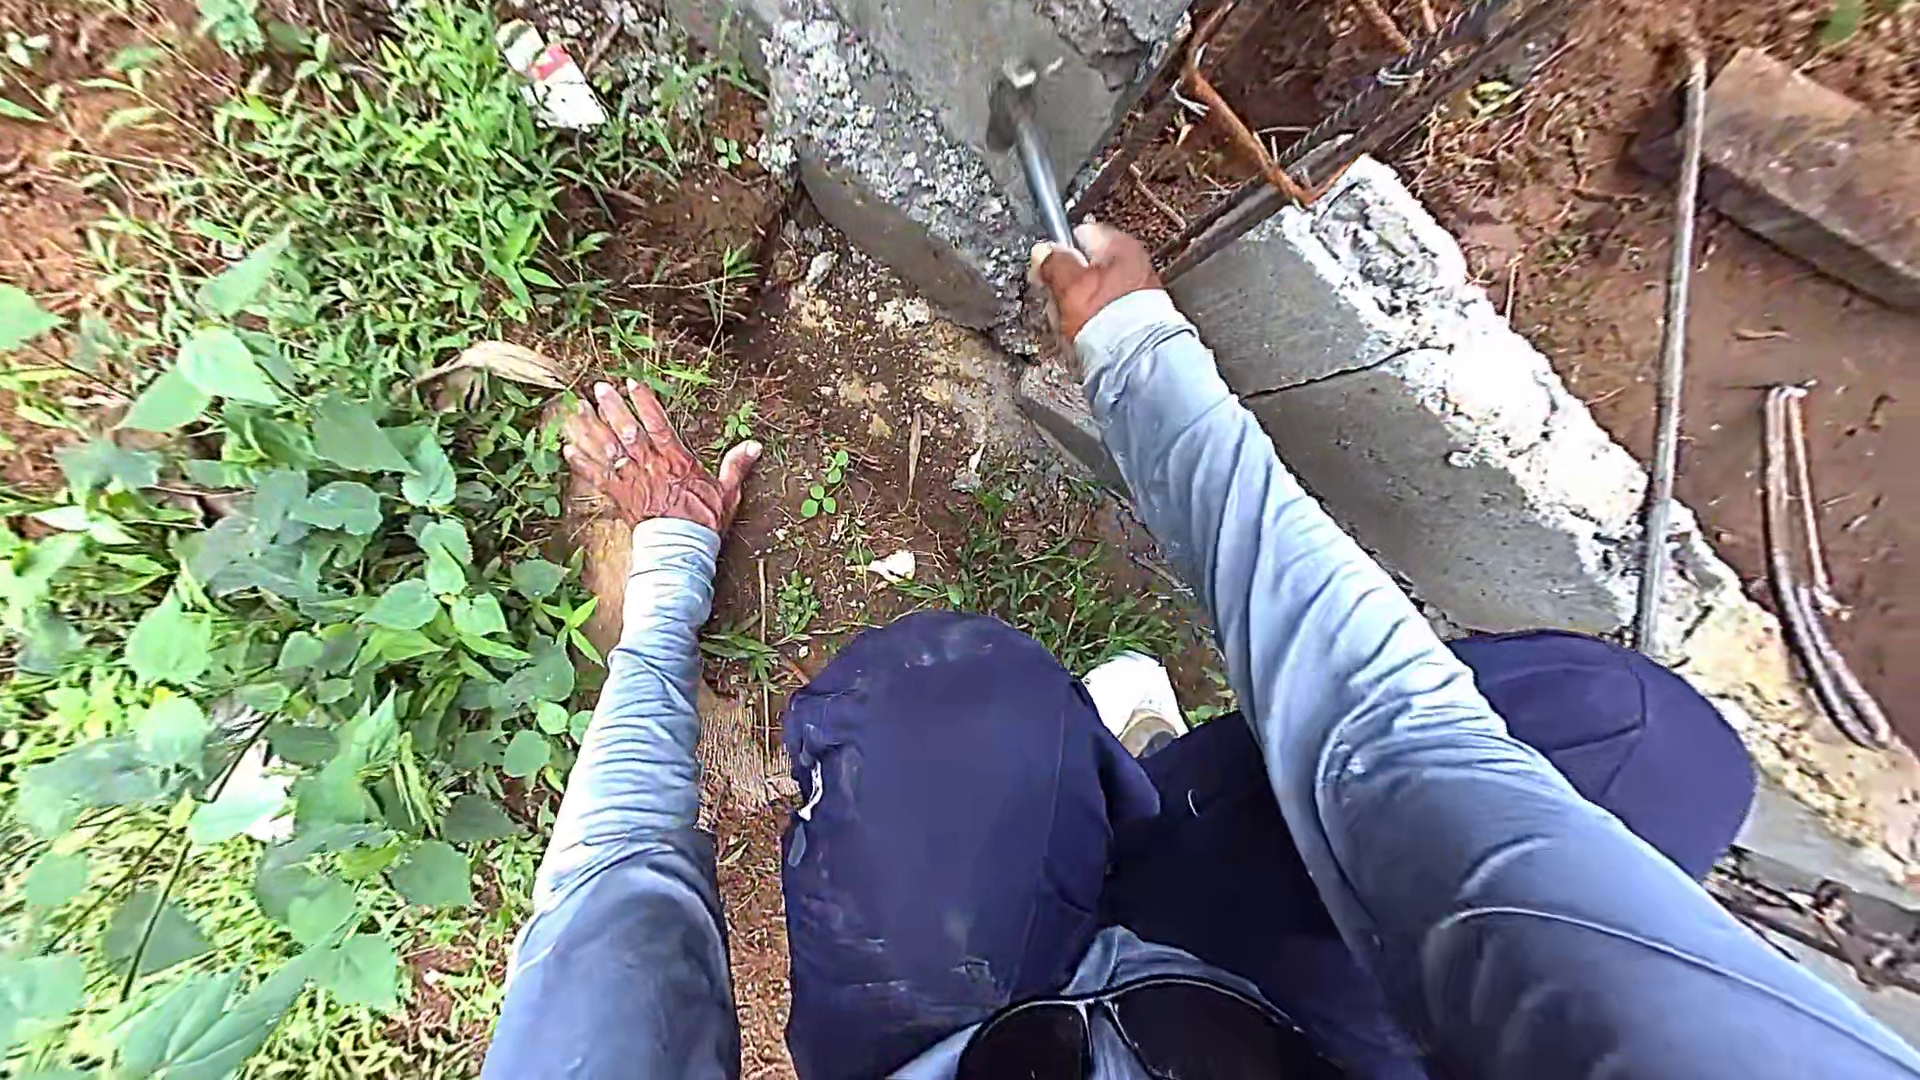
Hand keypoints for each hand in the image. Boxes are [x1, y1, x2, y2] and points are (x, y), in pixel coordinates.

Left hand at [563, 379, 760, 535]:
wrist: (683, 547)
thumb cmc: (705, 519)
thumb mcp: (728, 491)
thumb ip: (736, 465)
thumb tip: (755, 446)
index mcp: (676, 461)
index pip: (658, 424)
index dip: (645, 402)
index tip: (632, 383)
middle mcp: (650, 466)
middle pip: (627, 431)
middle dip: (613, 408)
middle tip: (599, 388)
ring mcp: (631, 481)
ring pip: (607, 449)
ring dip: (591, 427)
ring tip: (578, 409)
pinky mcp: (619, 497)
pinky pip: (596, 477)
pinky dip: (581, 463)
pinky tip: (568, 448)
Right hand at [1027, 223, 1161, 342]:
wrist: (1133, 361)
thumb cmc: (1106, 320)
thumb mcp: (1069, 284)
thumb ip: (1053, 263)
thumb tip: (1042, 252)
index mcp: (1122, 246)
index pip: (1081, 235)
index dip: (1059, 254)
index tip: (1047, 272)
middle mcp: (1134, 267)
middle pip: (1085, 270)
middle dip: (1067, 289)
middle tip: (1060, 305)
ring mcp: (1136, 296)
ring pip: (1090, 298)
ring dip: (1075, 313)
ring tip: (1073, 329)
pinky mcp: (1133, 323)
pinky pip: (1102, 320)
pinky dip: (1091, 329)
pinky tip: (1086, 340)